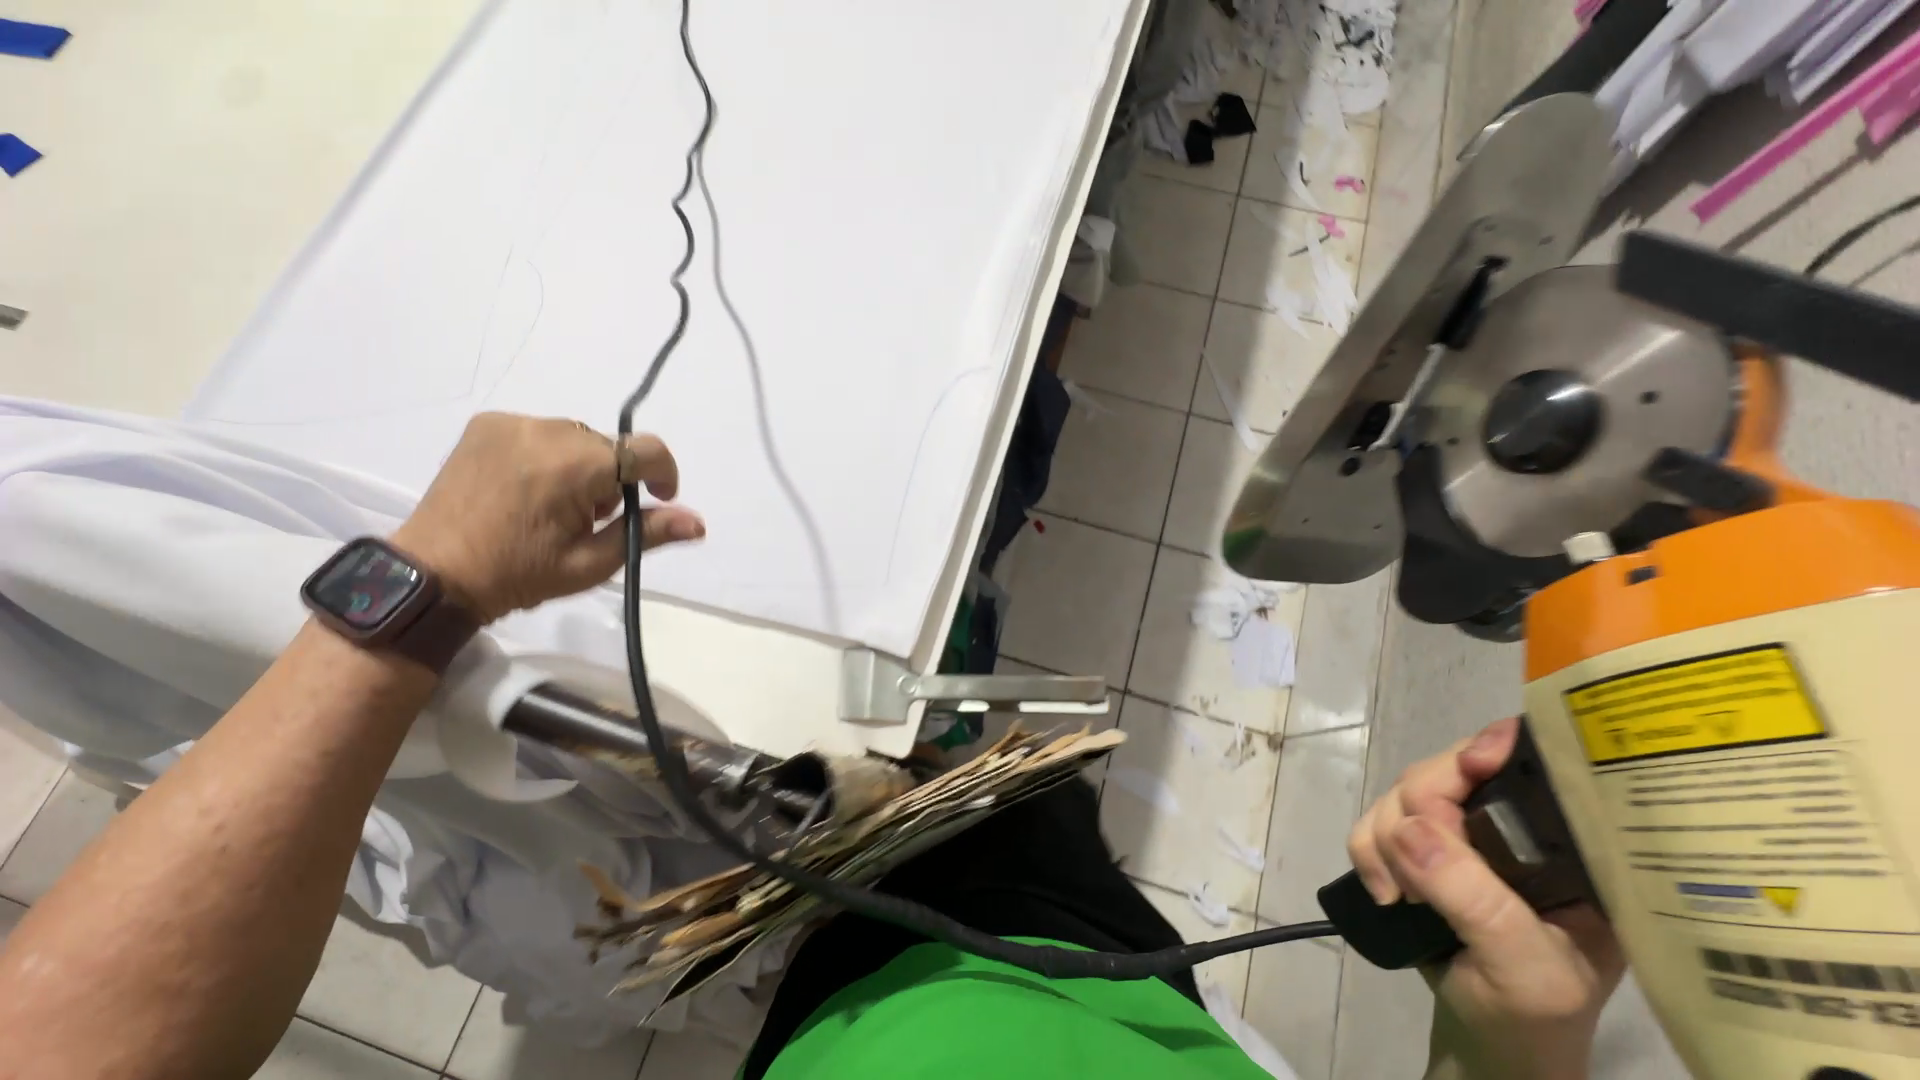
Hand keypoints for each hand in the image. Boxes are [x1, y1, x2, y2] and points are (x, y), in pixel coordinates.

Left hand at [392, 412, 704, 622]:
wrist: (435, 575)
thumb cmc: (520, 575)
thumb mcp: (592, 562)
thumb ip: (647, 533)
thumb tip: (698, 522)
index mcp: (574, 466)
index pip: (646, 450)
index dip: (663, 475)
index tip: (657, 501)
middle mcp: (545, 430)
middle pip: (609, 445)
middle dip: (613, 477)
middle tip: (590, 518)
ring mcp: (511, 423)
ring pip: (576, 437)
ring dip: (582, 464)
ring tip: (556, 505)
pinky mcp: (487, 424)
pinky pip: (541, 432)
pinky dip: (549, 455)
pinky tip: (529, 489)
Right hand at [1347, 717, 1623, 1079]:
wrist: (1491, 1047)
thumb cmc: (1534, 1013)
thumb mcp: (1525, 965)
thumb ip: (1474, 897)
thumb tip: (1408, 828)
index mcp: (1568, 844)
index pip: (1532, 765)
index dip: (1494, 749)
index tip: (1471, 768)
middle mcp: (1515, 825)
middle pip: (1448, 770)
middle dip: (1418, 811)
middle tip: (1414, 870)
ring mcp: (1465, 835)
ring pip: (1403, 793)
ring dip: (1384, 837)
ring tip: (1397, 895)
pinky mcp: (1423, 849)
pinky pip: (1374, 819)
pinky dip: (1365, 848)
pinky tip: (1383, 893)